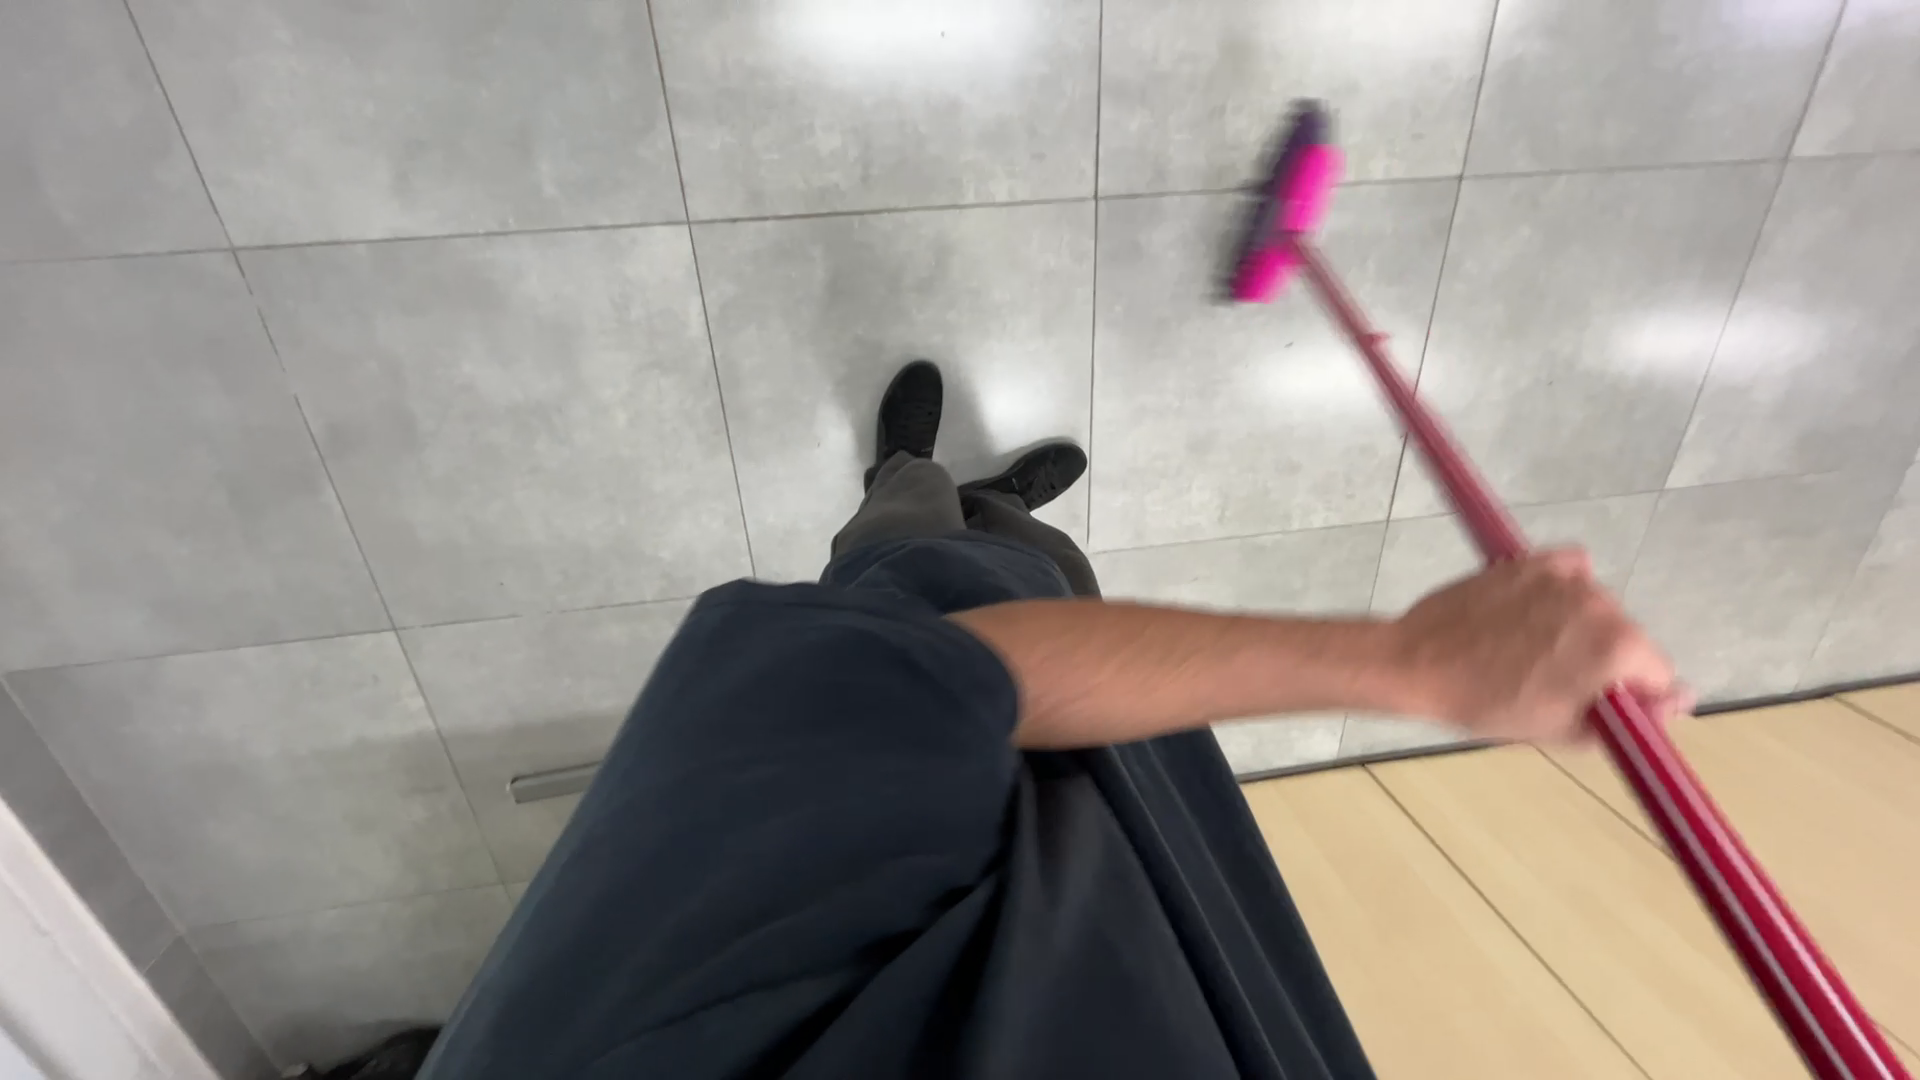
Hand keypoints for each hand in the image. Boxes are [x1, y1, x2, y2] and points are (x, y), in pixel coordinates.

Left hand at [1387, 548, 1684, 742]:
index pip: (1655, 676)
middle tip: (1545, 673)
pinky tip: (1532, 604)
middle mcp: (1600, 604)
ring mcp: (1561, 578)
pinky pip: (1568, 567)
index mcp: (1619, 649)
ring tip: (1524, 644)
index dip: (1626, 694)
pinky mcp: (1526, 561)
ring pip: (1593, 606)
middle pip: (1624, 637)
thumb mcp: (1563, 730)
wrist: (1415, 663)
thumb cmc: (1486, 703)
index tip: (1587, 699)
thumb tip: (1680, 699)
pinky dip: (1561, 582)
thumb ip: (1630, 721)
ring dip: (1575, 622)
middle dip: (1598, 657)